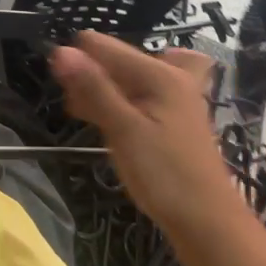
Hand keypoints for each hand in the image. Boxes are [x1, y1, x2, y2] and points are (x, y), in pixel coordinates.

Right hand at [49, 33, 245, 240]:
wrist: (205, 219)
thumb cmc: (165, 174)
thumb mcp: (123, 129)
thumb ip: (93, 88)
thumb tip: (60, 51)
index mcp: (161, 74)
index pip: (102, 46)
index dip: (75, 62)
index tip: (65, 93)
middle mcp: (170, 77)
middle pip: (114, 60)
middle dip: (89, 78)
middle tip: (81, 112)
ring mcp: (171, 97)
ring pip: (123, 79)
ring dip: (99, 93)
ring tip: (91, 120)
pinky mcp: (167, 117)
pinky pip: (134, 96)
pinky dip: (115, 104)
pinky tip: (106, 125)